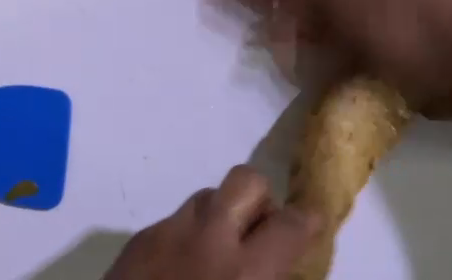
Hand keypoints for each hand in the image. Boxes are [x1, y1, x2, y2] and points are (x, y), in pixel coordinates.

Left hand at [103, 166, 317, 279]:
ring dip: (223, 217)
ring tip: (222, 259)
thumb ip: (268, 279)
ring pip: (208, 196)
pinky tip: (184, 273)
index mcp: (245, 271)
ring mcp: (168, 232)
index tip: (312, 227)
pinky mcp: (138, 239)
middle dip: (262, 203)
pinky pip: (176, 221)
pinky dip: (190, 237)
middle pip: (247, 182)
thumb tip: (277, 271)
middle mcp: (208, 239)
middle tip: (263, 239)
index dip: (307, 222)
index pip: (290, 224)